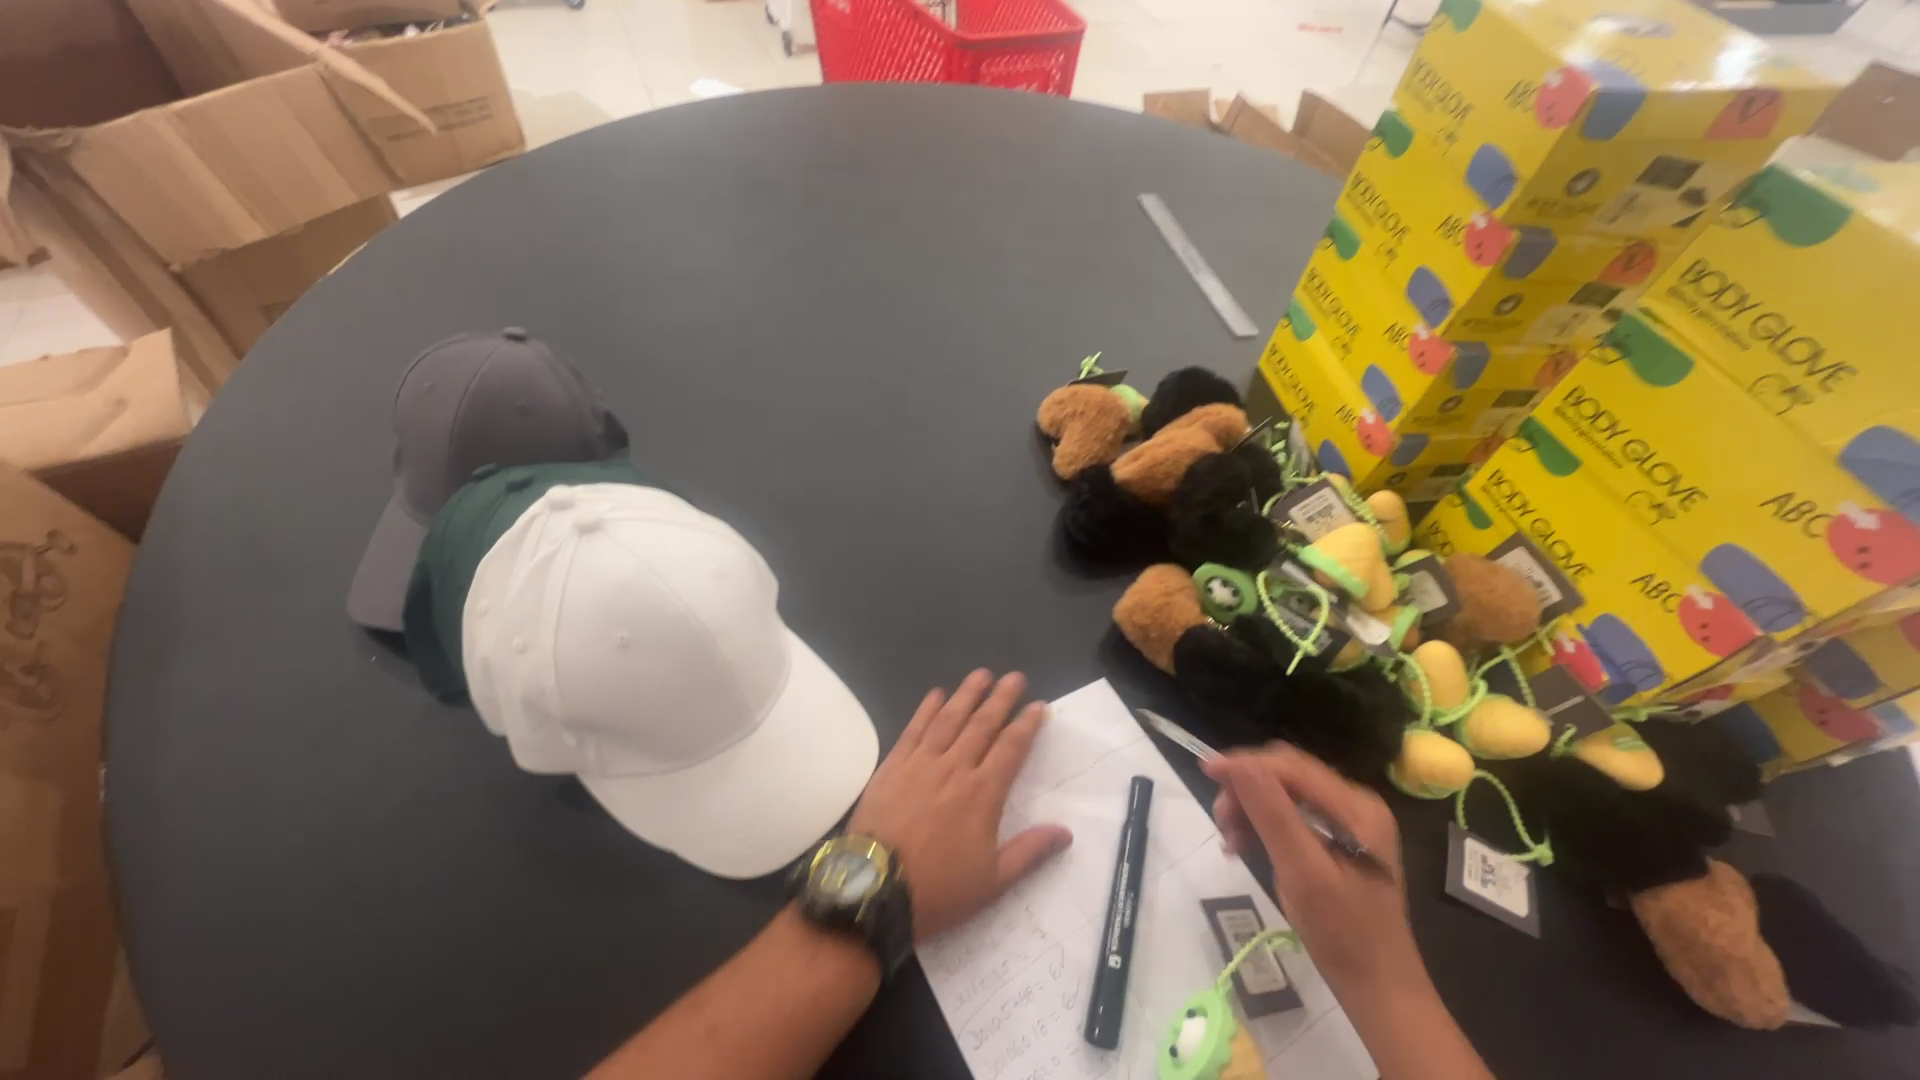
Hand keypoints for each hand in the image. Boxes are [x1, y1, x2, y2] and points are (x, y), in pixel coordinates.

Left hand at [848, 670, 1072, 940]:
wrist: (874, 890)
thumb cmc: (938, 890)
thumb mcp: (993, 882)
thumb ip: (1030, 852)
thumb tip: (1066, 832)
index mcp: (983, 794)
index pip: (1011, 748)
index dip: (1026, 725)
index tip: (1038, 706)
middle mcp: (954, 769)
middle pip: (982, 725)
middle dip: (1001, 699)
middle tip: (1015, 677)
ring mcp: (920, 764)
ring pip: (948, 720)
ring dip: (967, 695)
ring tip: (981, 675)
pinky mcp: (892, 767)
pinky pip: (913, 730)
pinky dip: (926, 710)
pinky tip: (936, 695)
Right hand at [1202, 745, 1424, 999]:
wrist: (1378, 987)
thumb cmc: (1343, 934)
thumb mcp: (1303, 872)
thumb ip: (1272, 813)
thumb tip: (1238, 763)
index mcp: (1355, 807)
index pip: (1290, 766)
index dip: (1245, 765)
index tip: (1205, 773)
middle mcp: (1354, 804)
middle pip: (1286, 775)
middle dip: (1246, 789)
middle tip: (1221, 822)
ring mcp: (1347, 821)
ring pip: (1283, 793)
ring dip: (1250, 808)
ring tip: (1230, 840)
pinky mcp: (1337, 839)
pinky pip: (1290, 814)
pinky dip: (1263, 824)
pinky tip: (1245, 846)